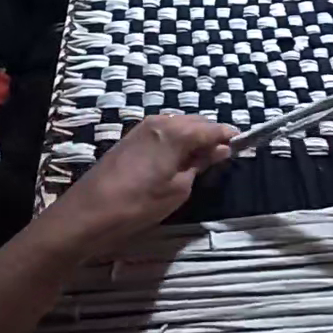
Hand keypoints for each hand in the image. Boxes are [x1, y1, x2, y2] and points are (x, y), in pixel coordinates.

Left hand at [33, 115, 235, 258]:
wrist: (89, 212)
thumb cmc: (139, 203)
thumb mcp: (178, 189)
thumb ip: (200, 164)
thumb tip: (219, 149)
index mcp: (174, 131)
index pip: (211, 128)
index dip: (228, 136)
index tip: (243, 145)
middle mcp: (159, 121)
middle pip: (194, 122)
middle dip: (210, 136)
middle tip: (222, 158)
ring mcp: (141, 127)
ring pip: (177, 126)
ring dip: (192, 138)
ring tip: (201, 162)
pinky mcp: (130, 138)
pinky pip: (162, 132)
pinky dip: (175, 141)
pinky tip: (178, 161)